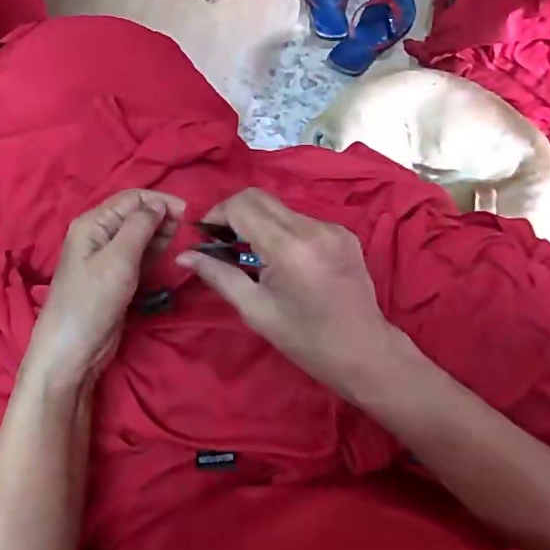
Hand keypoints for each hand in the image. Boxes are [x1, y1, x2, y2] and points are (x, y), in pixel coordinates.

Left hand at [22, 189, 185, 394]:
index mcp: (93, 223)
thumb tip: (159, 205)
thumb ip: (140, 227)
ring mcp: (106, 257)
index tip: (188, 212)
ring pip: (139, 234)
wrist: (72, 353)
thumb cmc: (92, 302)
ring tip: (181, 240)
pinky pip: (139, 255)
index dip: (161, 200)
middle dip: (162, 216)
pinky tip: (168, 255)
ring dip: (160, 234)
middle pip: (136, 213)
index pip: (132, 198)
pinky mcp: (115, 277)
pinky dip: (154, 252)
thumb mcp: (118, 260)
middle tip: (187, 229)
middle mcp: (98, 234)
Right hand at [176, 188, 400, 392]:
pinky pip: (302, 220)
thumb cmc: (306, 339)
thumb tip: (184, 255)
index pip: (241, 206)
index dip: (216, 214)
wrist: (364, 352)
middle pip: (259, 198)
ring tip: (251, 254)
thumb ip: (218, 275)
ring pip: (280, 208)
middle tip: (221, 241)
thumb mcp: (255, 310)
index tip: (205, 235)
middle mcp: (312, 227)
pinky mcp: (343, 233)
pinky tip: (282, 259)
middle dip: (233, 213)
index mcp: (289, 247)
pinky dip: (283, 231)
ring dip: (258, 222)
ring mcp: (332, 227)